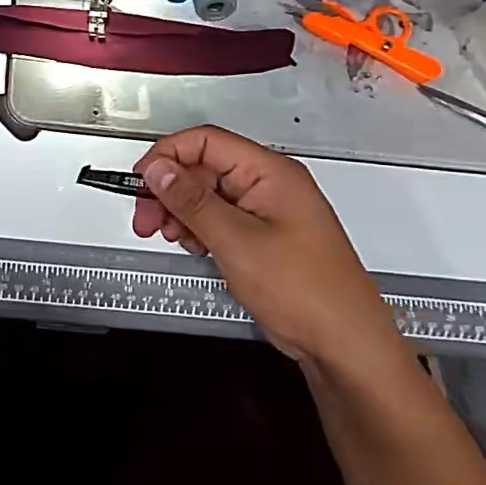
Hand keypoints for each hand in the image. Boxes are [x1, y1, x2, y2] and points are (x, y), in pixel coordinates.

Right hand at [133, 126, 400, 364]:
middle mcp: (268, 184)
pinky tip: (193, 244)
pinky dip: (198, 228)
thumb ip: (193, 201)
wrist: (343, 343)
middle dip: (169, 190)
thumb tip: (161, 169)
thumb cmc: (311, 293)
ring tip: (169, 234)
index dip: (167, 156)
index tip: (142, 180)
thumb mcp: (237, 241)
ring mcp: (264, 210)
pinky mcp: (260, 234)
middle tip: (146, 216)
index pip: (205, 141)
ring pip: (207, 194)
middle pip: (202, 168)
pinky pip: (219, 218)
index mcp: (269, 172)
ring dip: (180, 211)